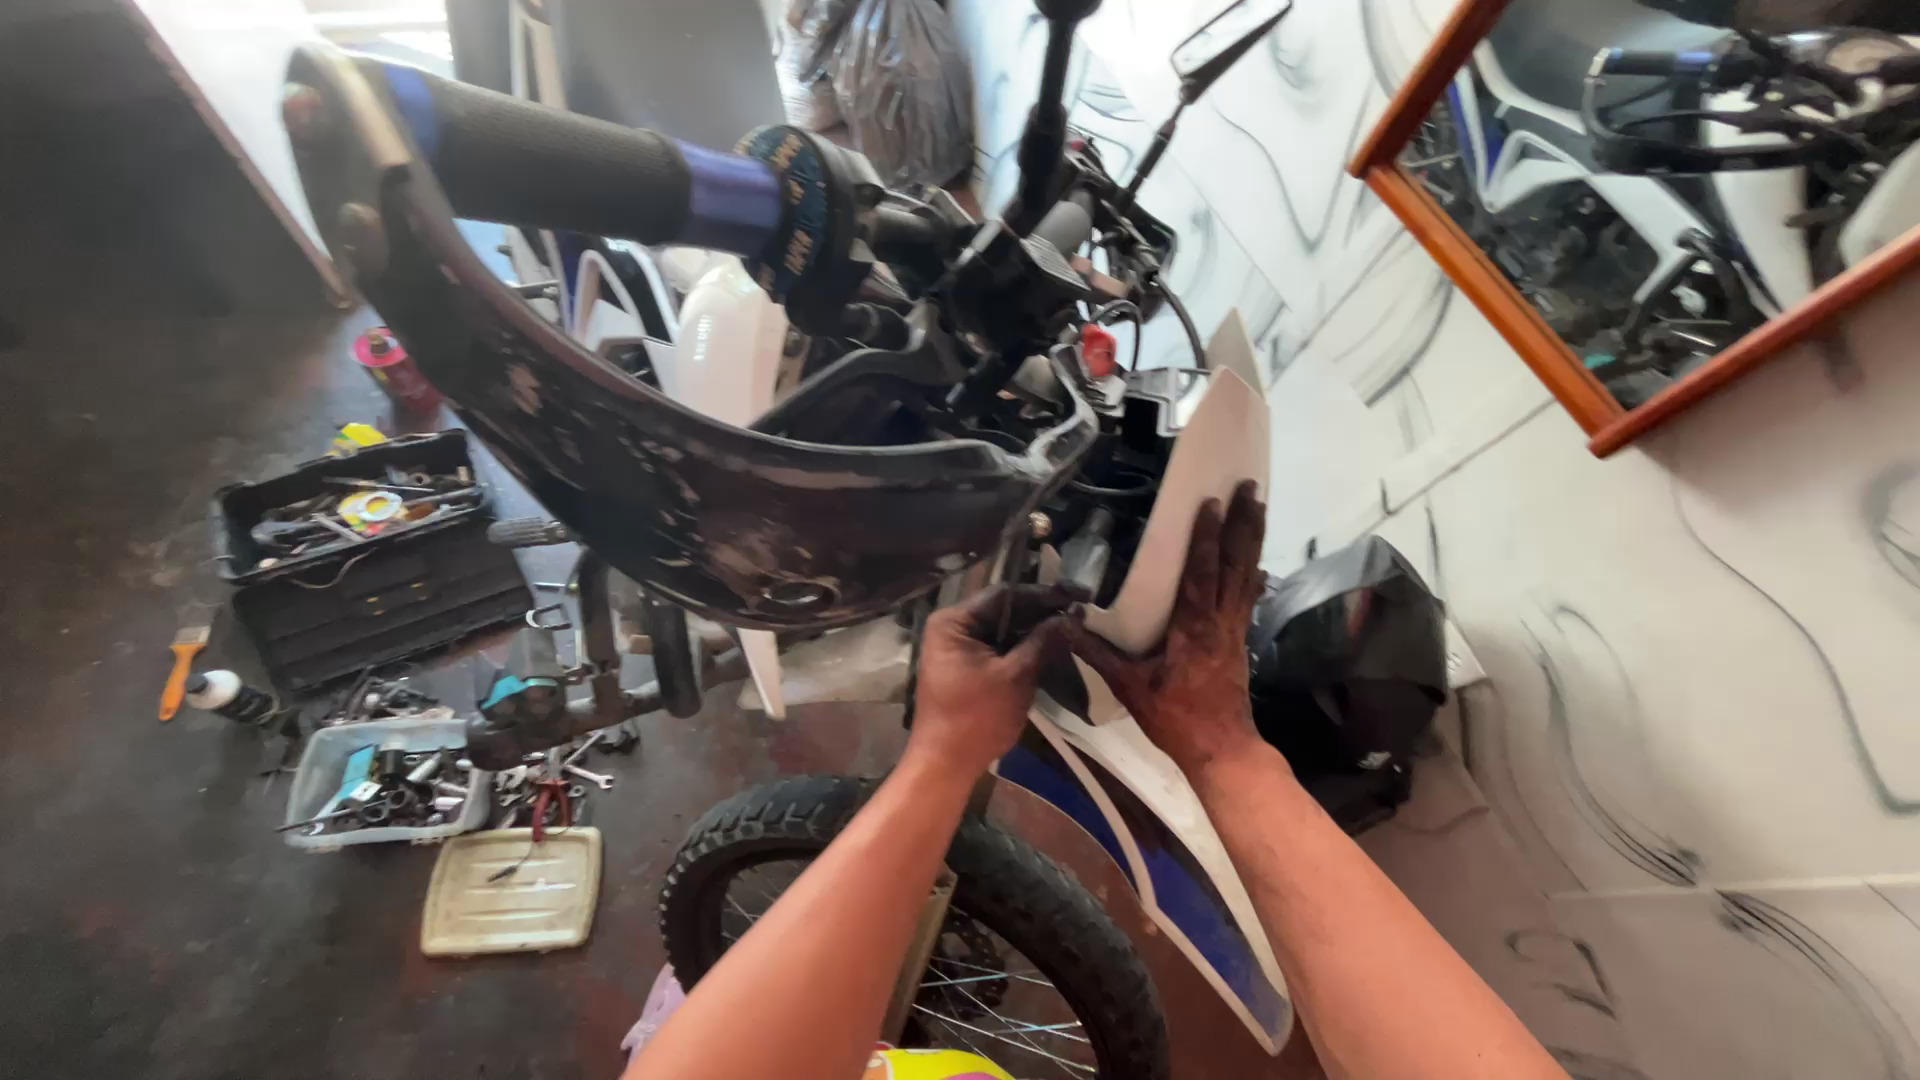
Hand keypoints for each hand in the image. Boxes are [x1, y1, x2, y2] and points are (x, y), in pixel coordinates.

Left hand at [909, 584, 1080, 777]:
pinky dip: (1022, 648)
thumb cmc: (976, 719)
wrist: (946, 764)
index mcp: (954, 622)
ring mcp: (957, 647)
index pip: (1004, 594)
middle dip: (1040, 613)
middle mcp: (952, 627)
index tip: (1076, 596)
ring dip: (1034, 631)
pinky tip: (1051, 647)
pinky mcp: (966, 666)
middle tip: (1079, 612)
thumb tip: (1071, 616)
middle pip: (1003, 610)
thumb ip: (1043, 641)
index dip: (1042, 595)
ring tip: (1072, 627)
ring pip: (1003, 629)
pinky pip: (998, 647)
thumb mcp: (1016, 676)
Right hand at [1068, 480, 1268, 777]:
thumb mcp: (1129, 687)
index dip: (1206, 537)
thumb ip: (1098, 654)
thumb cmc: (1175, 718)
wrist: (1221, 749)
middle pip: (1236, 564)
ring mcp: (1235, 628)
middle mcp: (1221, 621)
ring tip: (1259, 506)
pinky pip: (1247, 596)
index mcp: (1195, 628)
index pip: (1202, 573)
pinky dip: (1252, 573)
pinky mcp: (1240, 639)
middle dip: (1243, 524)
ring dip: (1252, 539)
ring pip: (1247, 574)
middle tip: (1251, 486)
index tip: (1212, 501)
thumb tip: (1065, 624)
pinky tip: (1256, 563)